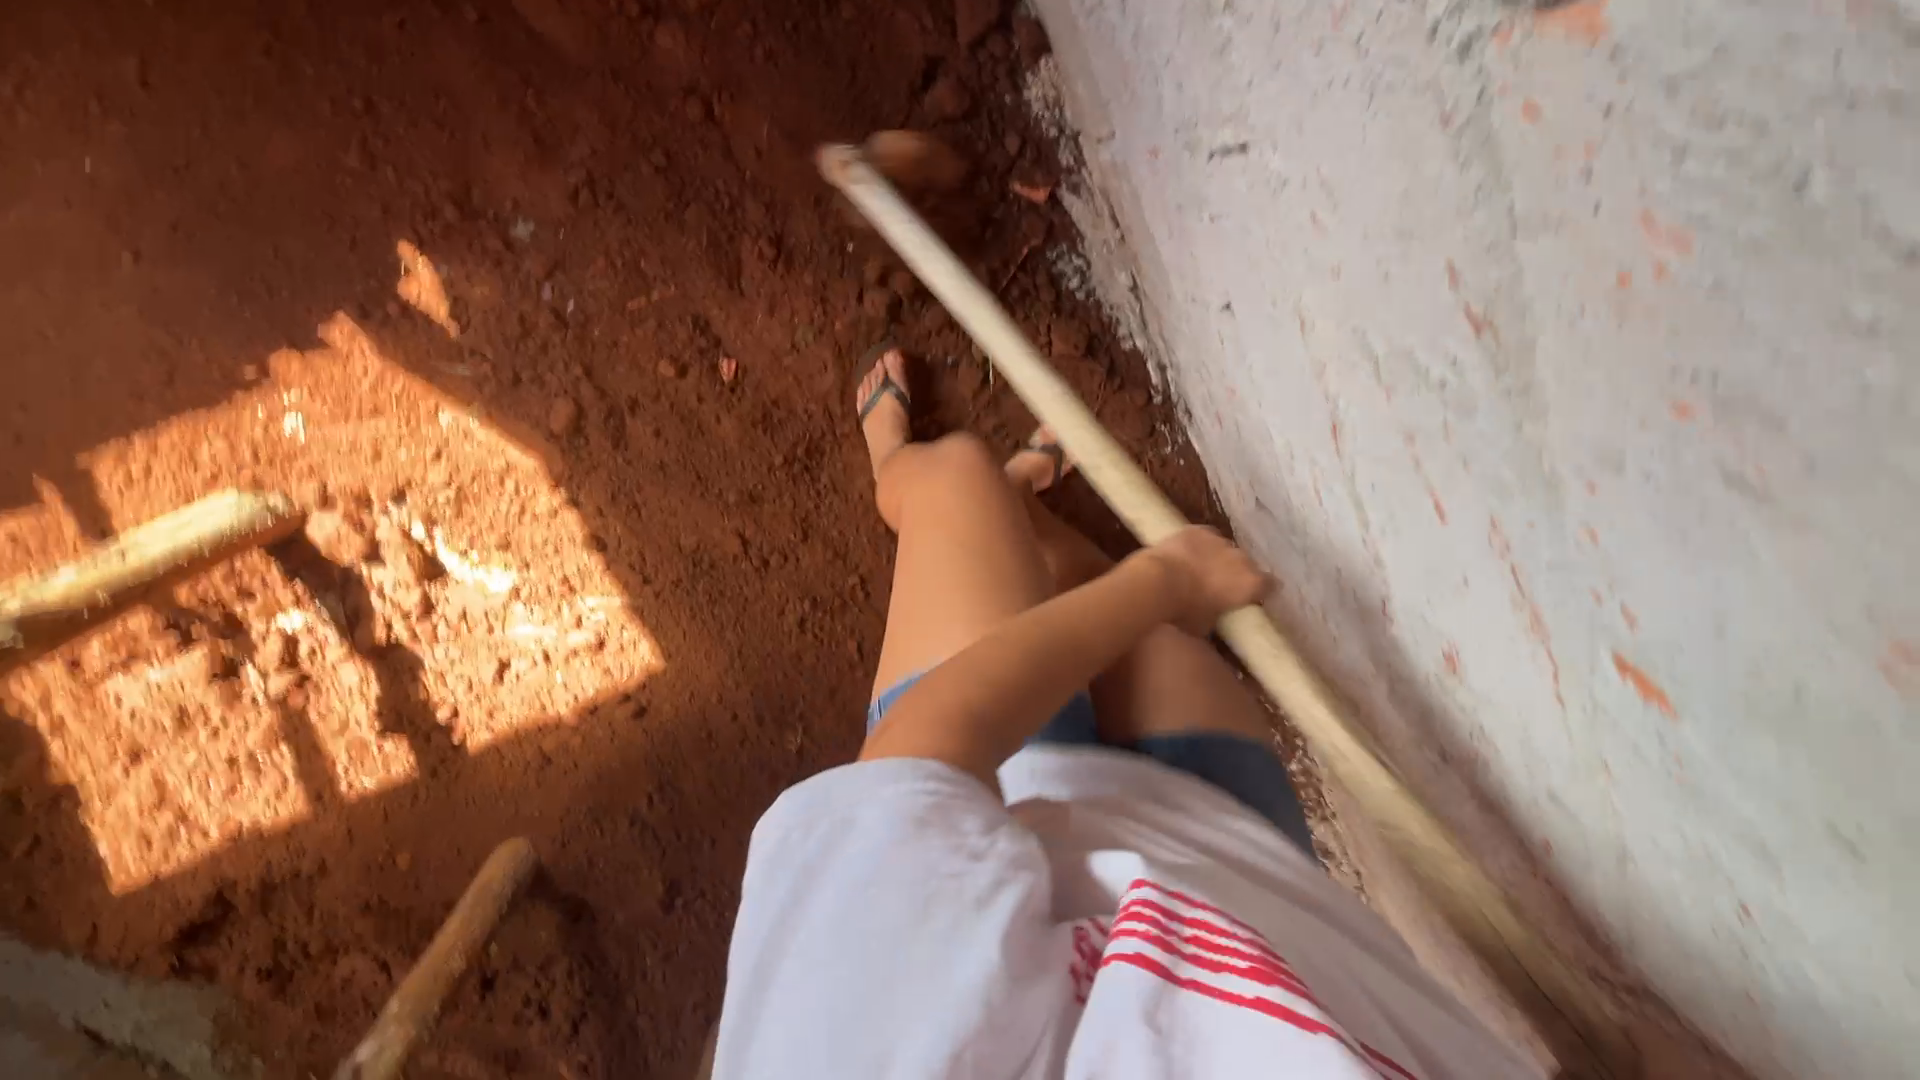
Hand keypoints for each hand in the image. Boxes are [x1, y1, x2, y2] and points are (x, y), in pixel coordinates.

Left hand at [1131, 526, 1272, 633]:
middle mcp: (1242, 559)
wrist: (1158, 582)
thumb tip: (1215, 614)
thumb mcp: (1207, 625)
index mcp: (1251, 584)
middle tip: (1219, 585)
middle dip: (1236, 573)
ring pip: (1225, 549)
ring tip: (1199, 568)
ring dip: (1217, 558)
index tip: (1248, 597)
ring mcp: (1220, 541)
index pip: (1269, 585)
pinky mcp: (1198, 530)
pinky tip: (1187, 552)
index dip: (1258, 591)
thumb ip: (1220, 615)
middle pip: (1246, 564)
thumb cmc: (1185, 611)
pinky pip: (1205, 536)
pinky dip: (1199, 544)